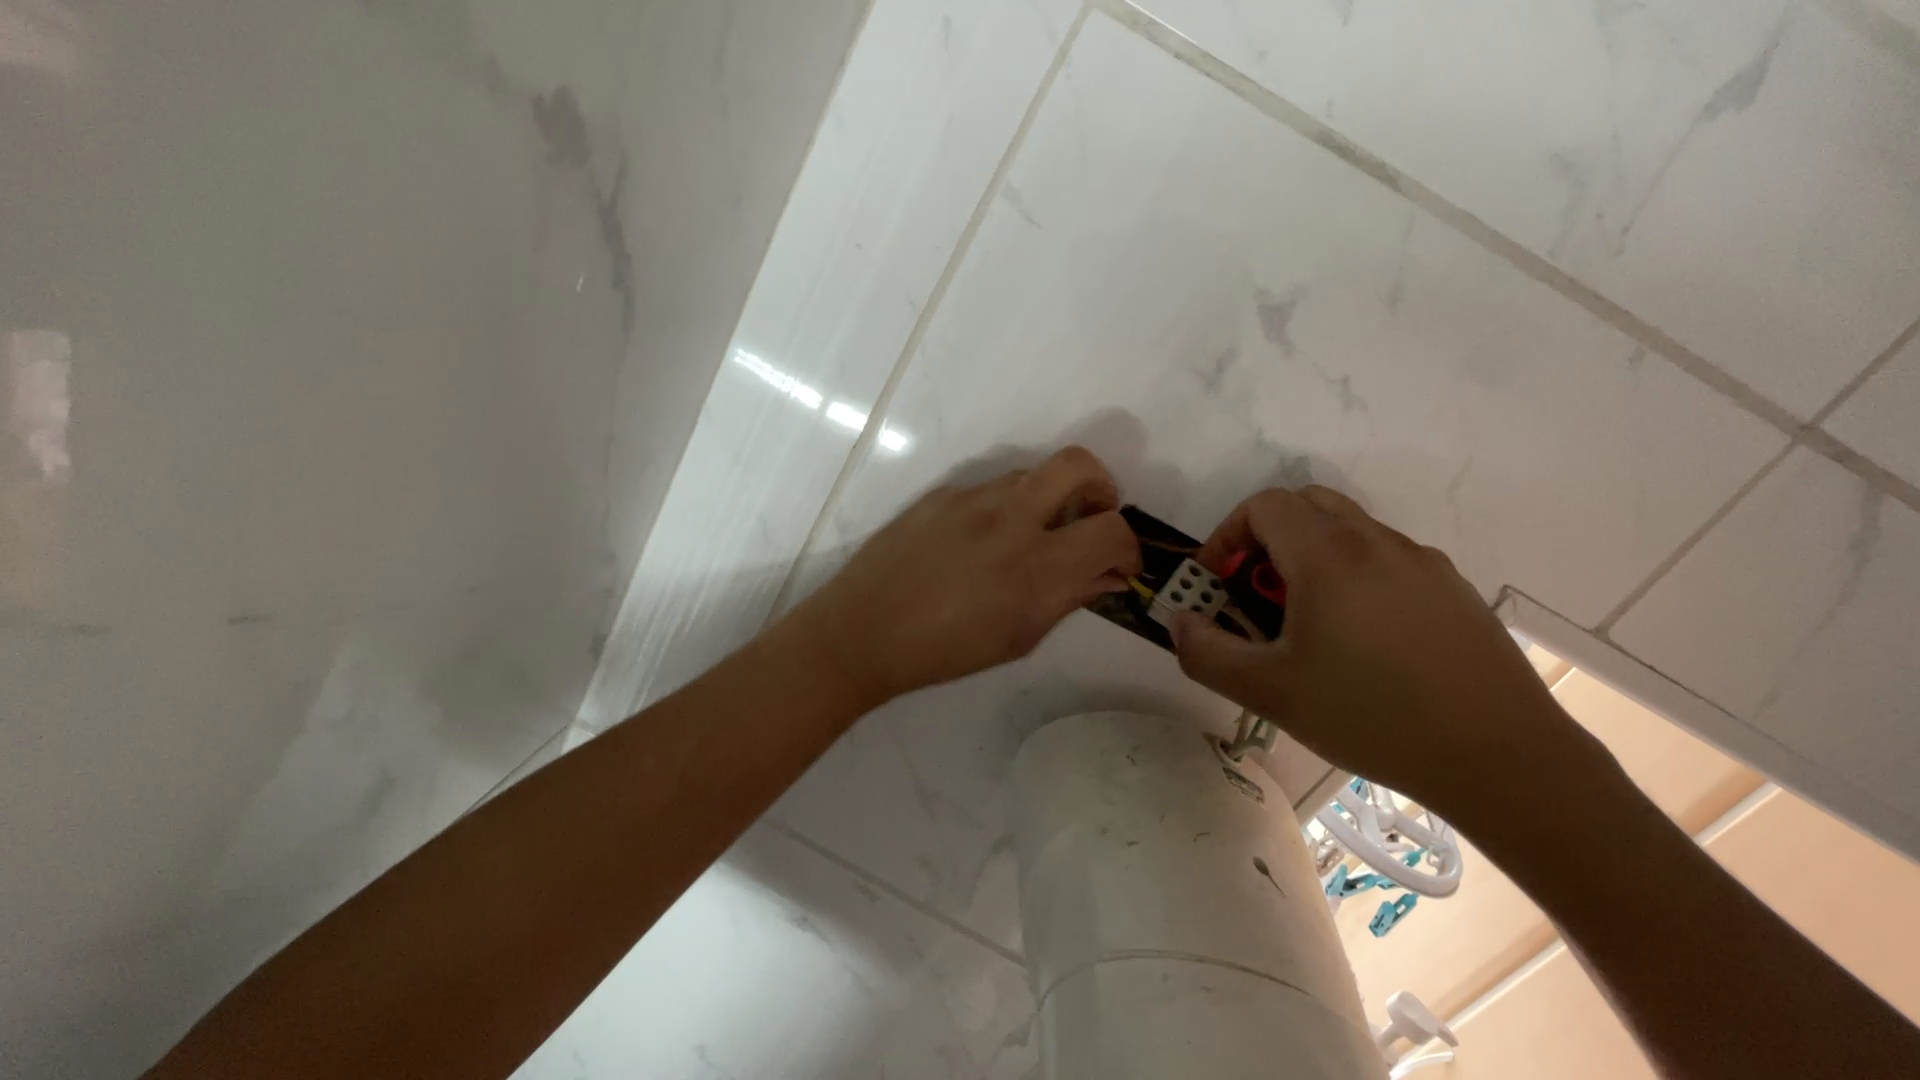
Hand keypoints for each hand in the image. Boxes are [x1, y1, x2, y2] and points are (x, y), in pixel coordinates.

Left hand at [788, 446, 1142, 702]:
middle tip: (1091, 520)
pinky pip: (991, 488)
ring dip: (1050, 497)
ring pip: (1033, 473)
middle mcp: (1009, 519)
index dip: (1129, 547)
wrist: (863, 631)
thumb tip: (1108, 576)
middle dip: (1101, 488)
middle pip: (1079, 463)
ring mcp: (972, 499)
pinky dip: (1007, 507)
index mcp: (1035, 567)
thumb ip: (1070, 598)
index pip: (1112, 530)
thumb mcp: (1019, 638)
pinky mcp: (942, 494)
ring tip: (1034, 537)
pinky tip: (983, 543)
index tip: (1119, 565)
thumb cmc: (945, 651)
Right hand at [1171, 486, 1604, 822]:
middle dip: (1268, 539)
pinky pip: (1389, 560)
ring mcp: (1424, 563)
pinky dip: (1357, 576)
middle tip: (1257, 596)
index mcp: (1329, 555)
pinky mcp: (1455, 589)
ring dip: (1313, 557)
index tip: (1219, 584)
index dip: (1228, 535)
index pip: (1265, 505)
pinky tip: (1365, 643)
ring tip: (1309, 625)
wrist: (1500, 756)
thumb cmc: (1371, 717)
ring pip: (1352, 531)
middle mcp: (1377, 542)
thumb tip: (1180, 622)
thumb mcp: (1269, 693)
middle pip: (1308, 504)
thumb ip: (1207, 652)